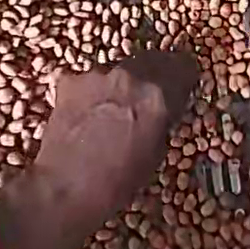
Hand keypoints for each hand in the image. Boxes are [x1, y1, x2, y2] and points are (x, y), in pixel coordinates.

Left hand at [0, 50, 196, 248]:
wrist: (65, 187)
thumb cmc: (116, 182)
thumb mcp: (156, 153)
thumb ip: (163, 119)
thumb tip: (164, 108)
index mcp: (158, 96)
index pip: (184, 67)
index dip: (184, 77)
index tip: (181, 83)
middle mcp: (130, 77)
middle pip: (153, 60)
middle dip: (155, 75)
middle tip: (149, 97)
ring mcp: (98, 75)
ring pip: (120, 69)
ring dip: (122, 84)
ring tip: (113, 111)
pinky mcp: (72, 80)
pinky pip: (91, 79)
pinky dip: (93, 92)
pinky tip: (87, 114)